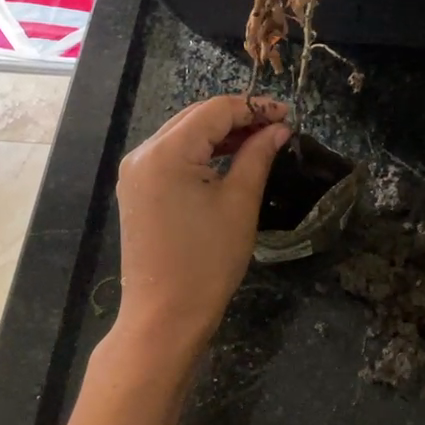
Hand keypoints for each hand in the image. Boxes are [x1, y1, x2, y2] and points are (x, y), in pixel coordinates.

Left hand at [113, 95, 291, 347]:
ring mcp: (136, 171)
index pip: (215, 111)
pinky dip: (203, 150)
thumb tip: (278, 129)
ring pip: (184, 132)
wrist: (164, 317)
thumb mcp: (239, 203)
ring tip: (260, 139)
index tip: (288, 115)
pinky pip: (173, 154)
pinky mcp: (137, 189)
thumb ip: (257, 156)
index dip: (254, 107)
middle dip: (238, 116)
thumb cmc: (207, 260)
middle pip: (196, 116)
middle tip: (277, 125)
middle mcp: (144, 153)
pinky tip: (231, 157)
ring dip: (221, 132)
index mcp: (167, 153)